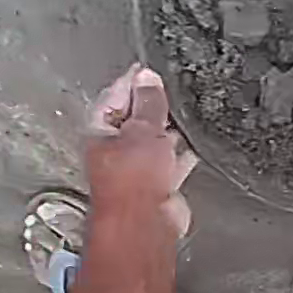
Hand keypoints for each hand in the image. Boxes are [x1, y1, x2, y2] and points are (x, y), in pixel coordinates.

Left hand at [85, 64, 197, 238]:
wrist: (147, 222)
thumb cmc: (133, 179)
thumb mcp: (143, 130)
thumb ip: (149, 103)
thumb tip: (148, 77)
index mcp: (100, 132)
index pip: (114, 97)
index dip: (131, 82)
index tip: (147, 69)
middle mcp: (115, 150)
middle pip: (135, 120)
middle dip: (152, 108)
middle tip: (169, 92)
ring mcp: (137, 169)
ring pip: (154, 142)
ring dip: (168, 132)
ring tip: (183, 117)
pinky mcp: (159, 185)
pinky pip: (171, 163)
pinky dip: (181, 155)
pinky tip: (192, 147)